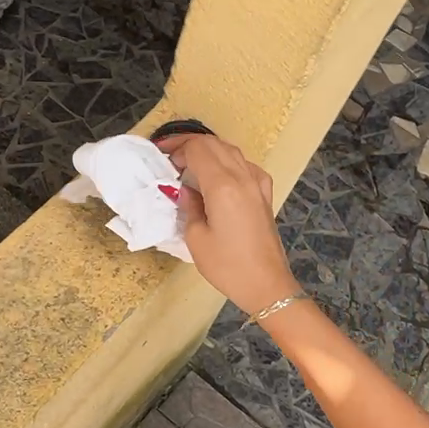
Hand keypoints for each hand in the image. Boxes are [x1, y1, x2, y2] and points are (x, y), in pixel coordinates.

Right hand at [156, 133, 301, 314]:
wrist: (266, 284)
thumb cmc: (227, 266)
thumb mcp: (196, 238)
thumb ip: (189, 207)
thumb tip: (186, 190)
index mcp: (222, 186)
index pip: (198, 149)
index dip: (177, 149)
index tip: (162, 160)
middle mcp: (242, 177)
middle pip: (214, 143)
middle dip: (189, 144)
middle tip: (170, 157)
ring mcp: (257, 183)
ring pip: (230, 150)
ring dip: (208, 150)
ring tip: (189, 164)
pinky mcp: (264, 193)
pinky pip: (244, 164)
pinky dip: (226, 161)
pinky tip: (217, 176)